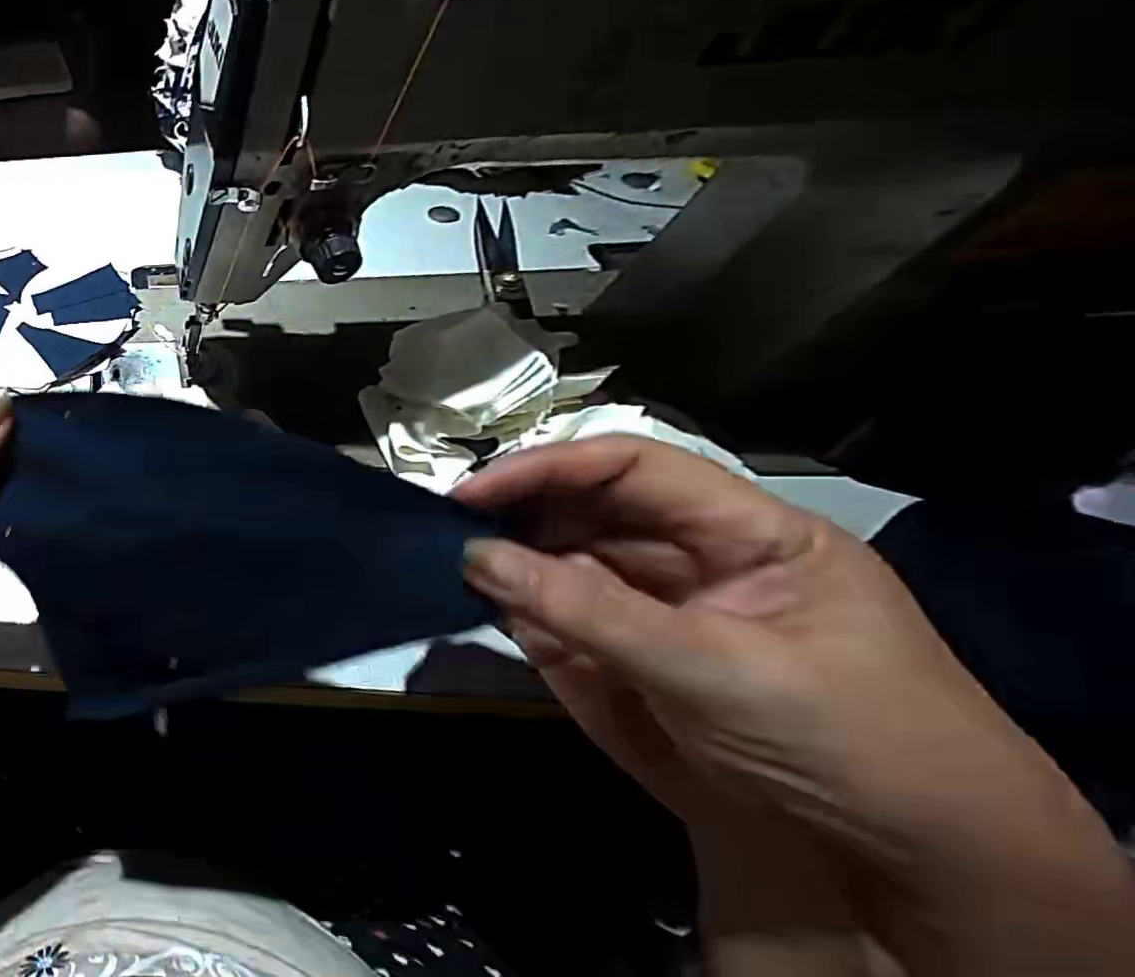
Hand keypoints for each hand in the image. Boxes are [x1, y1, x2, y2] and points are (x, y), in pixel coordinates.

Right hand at [453, 437, 1134, 974]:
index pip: (634, 469)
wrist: (898, 876)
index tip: (476, 489)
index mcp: (743, 531)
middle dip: (516, 509)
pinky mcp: (610, 657)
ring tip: (445, 556)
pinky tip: (471, 595)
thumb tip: (475, 556)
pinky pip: (547, 616)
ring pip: (555, 559)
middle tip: (445, 524)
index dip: (551, 468)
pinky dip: (507, 605)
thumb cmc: (846, 745)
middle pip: (583, 508)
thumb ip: (588, 611)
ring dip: (502, 557)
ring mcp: (643, 607)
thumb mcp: (717, 670)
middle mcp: (683, 556)